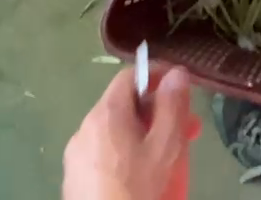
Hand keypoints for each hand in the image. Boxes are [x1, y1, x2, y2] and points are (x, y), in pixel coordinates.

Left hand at [63, 64, 198, 199]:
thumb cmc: (137, 191)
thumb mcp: (165, 148)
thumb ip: (173, 106)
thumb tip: (176, 73)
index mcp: (105, 113)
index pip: (130, 75)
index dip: (157, 75)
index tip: (181, 87)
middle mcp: (84, 128)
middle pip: (123, 105)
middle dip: (157, 112)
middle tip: (186, 129)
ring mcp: (76, 156)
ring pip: (114, 132)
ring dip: (142, 134)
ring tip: (167, 156)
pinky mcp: (74, 180)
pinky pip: (103, 154)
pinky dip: (124, 154)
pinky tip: (140, 176)